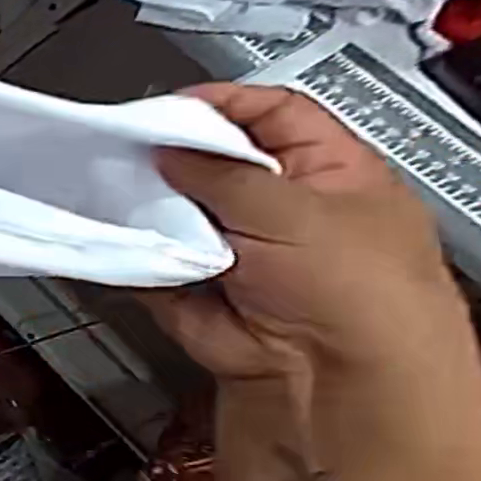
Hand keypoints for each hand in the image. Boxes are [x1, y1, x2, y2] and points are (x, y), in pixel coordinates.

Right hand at [144, 83, 462, 380]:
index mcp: (325, 171)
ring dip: (151, 200)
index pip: (271, 113)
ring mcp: (229, 240)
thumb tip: (170, 149)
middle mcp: (274, 203)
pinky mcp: (191, 275)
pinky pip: (151, 248)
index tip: (174, 105)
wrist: (325, 377)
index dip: (224, 103)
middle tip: (137, 148)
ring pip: (174, 203)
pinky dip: (134, 243)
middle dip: (173, 154)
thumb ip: (223, 172)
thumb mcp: (296, 210)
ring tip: (127, 191)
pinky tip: (122, 230)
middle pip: (210, 158)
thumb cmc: (359, 294)